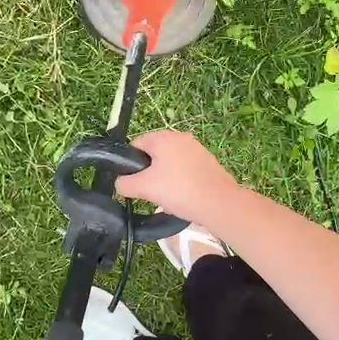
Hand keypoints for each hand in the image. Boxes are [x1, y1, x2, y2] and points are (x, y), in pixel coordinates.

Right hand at [116, 130, 242, 226]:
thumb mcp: (145, 188)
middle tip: (150, 192)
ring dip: (164, 179)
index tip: (133, 184)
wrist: (219, 203)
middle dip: (149, 173)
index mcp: (163, 137)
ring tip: (167, 198)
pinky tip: (182, 197)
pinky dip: (180, 181)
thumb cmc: (179, 190)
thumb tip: (120, 183)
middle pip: (153, 154)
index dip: (130, 165)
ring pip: (169, 163)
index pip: (136, 145)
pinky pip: (185, 169)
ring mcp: (195, 148)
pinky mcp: (206, 161)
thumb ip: (125, 184)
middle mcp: (179, 136)